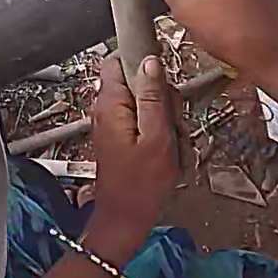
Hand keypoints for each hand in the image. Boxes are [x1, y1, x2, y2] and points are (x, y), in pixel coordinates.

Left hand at [83, 54, 178, 261]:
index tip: (164, 79)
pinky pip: (145, 118)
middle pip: (138, 79)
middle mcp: (107, 108)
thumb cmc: (141, 184)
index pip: (119, 59)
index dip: (143, 62)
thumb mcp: (156, 138)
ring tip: (169, 138)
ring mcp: (114, 120)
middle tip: (170, 121)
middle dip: (161, 95)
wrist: (126, 218)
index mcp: (111, 103)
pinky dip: (159, 128)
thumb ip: (153, 98)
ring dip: (163, 115)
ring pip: (146, 99)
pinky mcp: (122, 133)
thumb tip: (150, 62)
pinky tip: (166, 146)